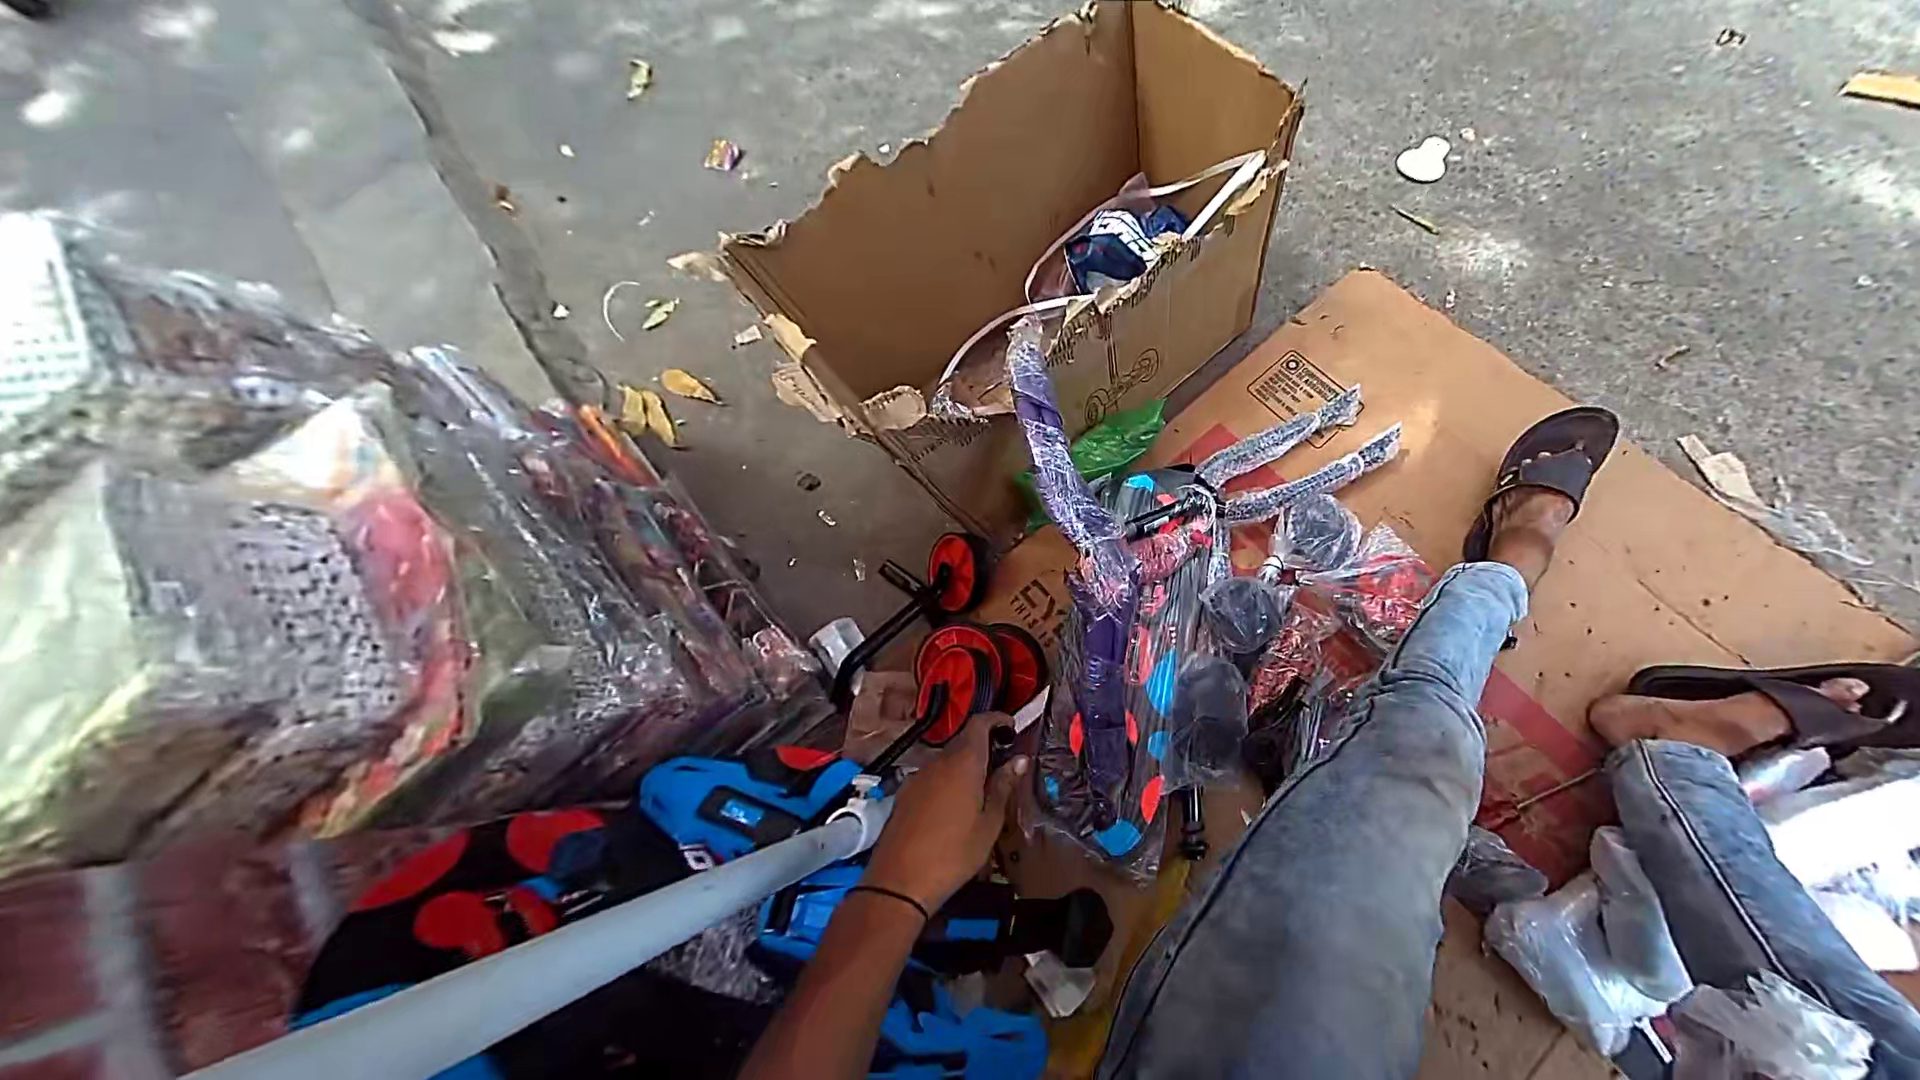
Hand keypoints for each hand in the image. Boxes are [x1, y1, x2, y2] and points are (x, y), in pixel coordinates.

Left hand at [860, 715, 1028, 911]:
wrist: (899, 881)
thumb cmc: (954, 853)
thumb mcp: (988, 824)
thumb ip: (1002, 787)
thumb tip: (1019, 760)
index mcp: (963, 763)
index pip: (979, 723)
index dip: (996, 719)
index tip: (1011, 727)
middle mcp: (937, 761)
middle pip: (963, 742)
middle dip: (984, 746)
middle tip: (1003, 764)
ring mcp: (917, 776)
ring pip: (946, 760)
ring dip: (965, 766)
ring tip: (982, 789)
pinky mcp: (905, 793)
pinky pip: (932, 777)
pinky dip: (947, 780)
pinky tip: (954, 806)